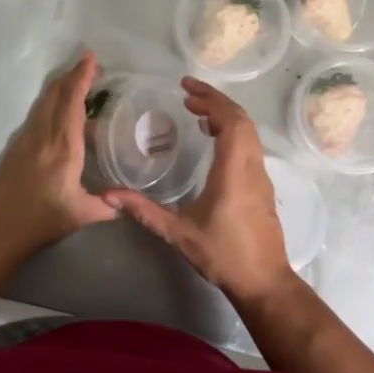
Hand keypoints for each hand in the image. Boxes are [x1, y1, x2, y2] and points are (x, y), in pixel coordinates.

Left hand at [0, 51, 120, 248]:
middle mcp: (43, 136)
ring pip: (44, 103)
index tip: (90, 59)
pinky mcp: (16, 147)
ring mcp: (26, 139)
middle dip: (72, 76)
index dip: (82, 78)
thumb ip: (106, 205)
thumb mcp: (81, 214)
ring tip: (75, 82)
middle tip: (89, 65)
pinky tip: (57, 112)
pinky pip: (36, 116)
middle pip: (56, 95)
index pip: (73, 103)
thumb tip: (125, 202)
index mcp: (63, 147)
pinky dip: (50, 104)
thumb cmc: (42, 220)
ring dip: (60, 88)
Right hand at [104, 77, 294, 303]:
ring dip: (226, 116)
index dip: (211, 100)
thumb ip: (144, 211)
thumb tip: (109, 196)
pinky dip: (233, 132)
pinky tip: (214, 141)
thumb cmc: (224, 255)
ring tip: (198, 113)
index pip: (230, 121)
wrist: (264, 283)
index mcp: (234, 171)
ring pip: (250, 133)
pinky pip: (251, 146)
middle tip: (187, 95)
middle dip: (216, 101)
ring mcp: (262, 177)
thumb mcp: (179, 233)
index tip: (186, 89)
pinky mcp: (263, 188)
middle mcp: (252, 167)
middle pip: (242, 121)